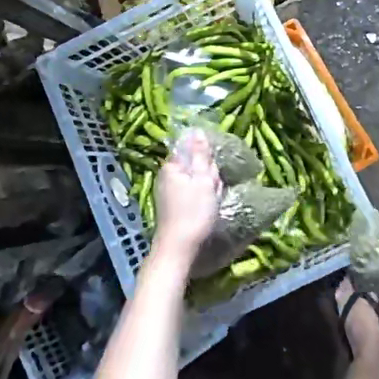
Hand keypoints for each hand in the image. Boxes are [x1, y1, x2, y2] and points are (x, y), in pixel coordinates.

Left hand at [155, 130, 220, 252]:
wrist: (178, 248)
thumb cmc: (194, 212)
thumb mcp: (203, 180)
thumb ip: (200, 155)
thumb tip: (197, 131)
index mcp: (171, 166)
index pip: (190, 149)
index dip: (206, 158)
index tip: (213, 171)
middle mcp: (166, 175)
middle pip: (193, 165)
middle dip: (208, 175)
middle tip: (213, 189)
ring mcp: (167, 191)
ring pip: (195, 181)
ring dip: (207, 189)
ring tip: (211, 202)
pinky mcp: (172, 206)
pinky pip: (191, 194)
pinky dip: (201, 200)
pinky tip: (206, 210)